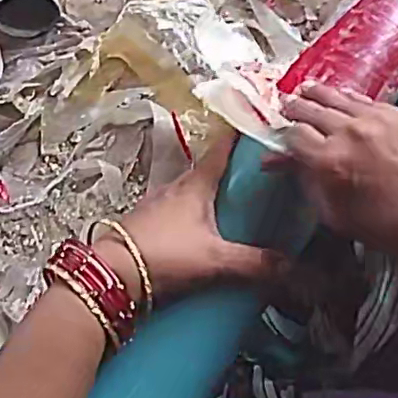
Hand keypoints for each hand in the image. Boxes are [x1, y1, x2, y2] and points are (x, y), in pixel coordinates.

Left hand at [100, 130, 279, 301]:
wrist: (108, 276)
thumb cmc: (163, 254)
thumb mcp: (215, 260)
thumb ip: (254, 262)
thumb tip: (289, 265)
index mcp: (196, 183)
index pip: (223, 147)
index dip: (240, 132)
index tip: (258, 121)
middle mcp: (177, 187)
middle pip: (210, 169)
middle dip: (233, 167)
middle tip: (259, 170)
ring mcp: (159, 205)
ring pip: (194, 190)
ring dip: (213, 192)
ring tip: (237, 202)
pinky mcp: (148, 224)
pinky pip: (180, 211)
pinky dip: (197, 213)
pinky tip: (205, 229)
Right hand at [277, 83, 397, 251]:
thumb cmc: (382, 223)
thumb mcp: (334, 213)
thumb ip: (305, 183)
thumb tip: (279, 161)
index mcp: (329, 160)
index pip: (293, 135)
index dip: (283, 136)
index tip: (281, 138)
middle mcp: (347, 131)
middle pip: (309, 109)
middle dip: (294, 108)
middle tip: (285, 105)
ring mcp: (373, 117)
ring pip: (334, 96)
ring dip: (315, 94)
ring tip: (304, 90)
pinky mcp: (394, 112)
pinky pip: (361, 98)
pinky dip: (345, 98)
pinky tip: (339, 98)